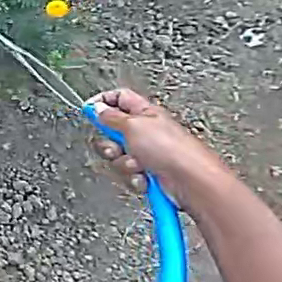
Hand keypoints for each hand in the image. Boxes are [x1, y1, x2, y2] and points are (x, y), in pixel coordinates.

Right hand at [87, 88, 235, 211]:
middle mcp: (144, 132)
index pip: (118, 98)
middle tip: (117, 147)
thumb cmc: (173, 151)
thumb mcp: (133, 126)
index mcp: (144, 113)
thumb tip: (97, 108)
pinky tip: (145, 179)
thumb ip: (111, 117)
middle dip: (109, 144)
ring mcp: (146, 154)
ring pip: (117, 157)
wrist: (192, 183)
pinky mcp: (147, 174)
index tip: (89, 111)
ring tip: (139, 165)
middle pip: (111, 132)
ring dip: (123, 164)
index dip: (102, 102)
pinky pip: (127, 175)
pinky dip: (134, 179)